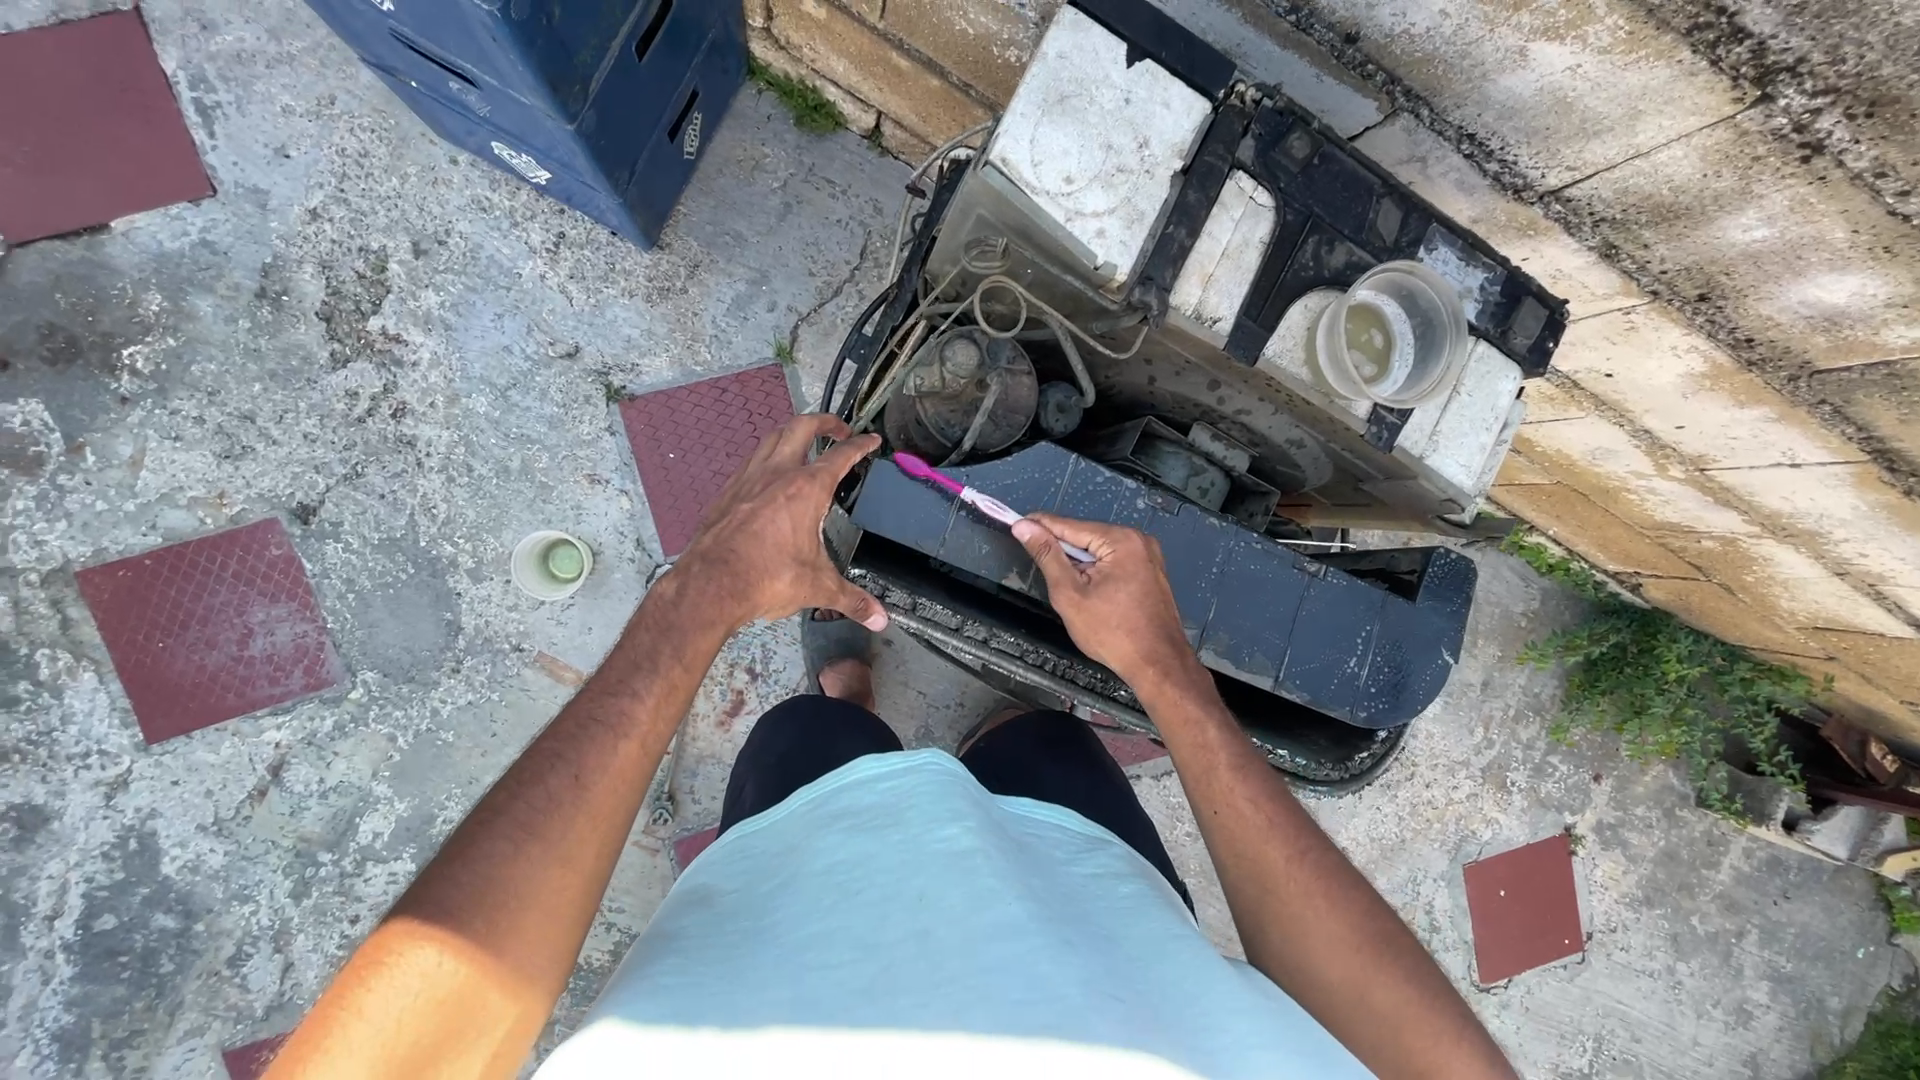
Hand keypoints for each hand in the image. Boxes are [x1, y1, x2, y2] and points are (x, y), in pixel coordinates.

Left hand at [673, 413, 888, 632]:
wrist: (711, 584)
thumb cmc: (767, 578)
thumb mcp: (817, 587)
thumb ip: (852, 599)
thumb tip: (879, 618)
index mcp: (806, 488)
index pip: (841, 456)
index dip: (861, 445)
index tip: (870, 439)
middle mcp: (778, 474)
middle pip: (802, 427)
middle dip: (824, 422)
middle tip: (839, 429)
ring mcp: (748, 479)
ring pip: (772, 437)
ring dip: (792, 433)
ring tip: (804, 442)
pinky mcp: (727, 492)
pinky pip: (751, 461)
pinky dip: (767, 456)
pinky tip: (769, 475)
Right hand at [1011, 513, 1201, 691]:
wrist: (1158, 664)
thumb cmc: (1113, 634)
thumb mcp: (1069, 593)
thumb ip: (1047, 555)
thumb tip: (1025, 527)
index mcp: (1120, 540)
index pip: (1069, 525)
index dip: (1039, 526)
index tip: (1015, 524)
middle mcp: (1138, 540)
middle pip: (1086, 537)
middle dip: (1062, 552)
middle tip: (1039, 567)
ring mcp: (1149, 556)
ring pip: (1100, 552)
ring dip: (1080, 565)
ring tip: (1068, 590)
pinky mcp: (1151, 572)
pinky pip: (1115, 563)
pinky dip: (1097, 573)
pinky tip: (1091, 594)